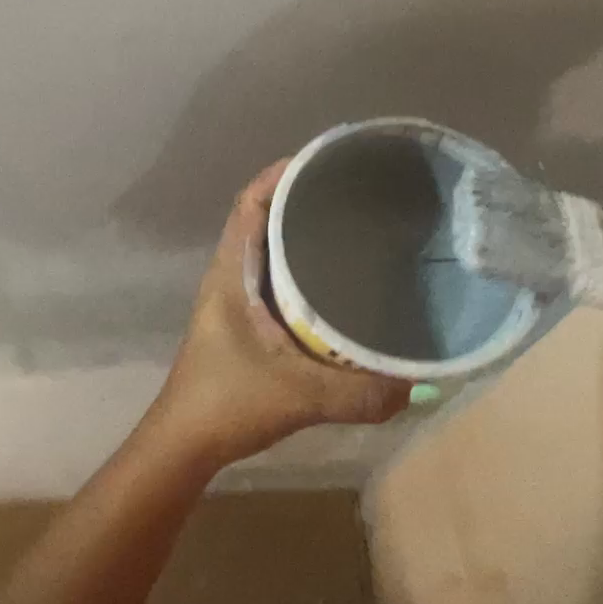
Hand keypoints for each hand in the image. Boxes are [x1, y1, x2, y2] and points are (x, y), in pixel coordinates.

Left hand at [147, 159, 412, 467]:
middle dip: (301, 197)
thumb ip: (359, 394)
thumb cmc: (227, 403)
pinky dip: (299, 268)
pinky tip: (336, 282)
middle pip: (262, 217)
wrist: (184, 443)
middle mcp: (230, 275)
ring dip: (299, 232)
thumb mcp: (298, 396)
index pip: (249, 202)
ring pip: (267, 248)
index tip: (323, 160)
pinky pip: (273, 277)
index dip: (279, 173)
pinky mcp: (243, 321)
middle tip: (353, 192)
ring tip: (351, 225)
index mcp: (231, 272)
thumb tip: (418, 386)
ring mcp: (234, 298)